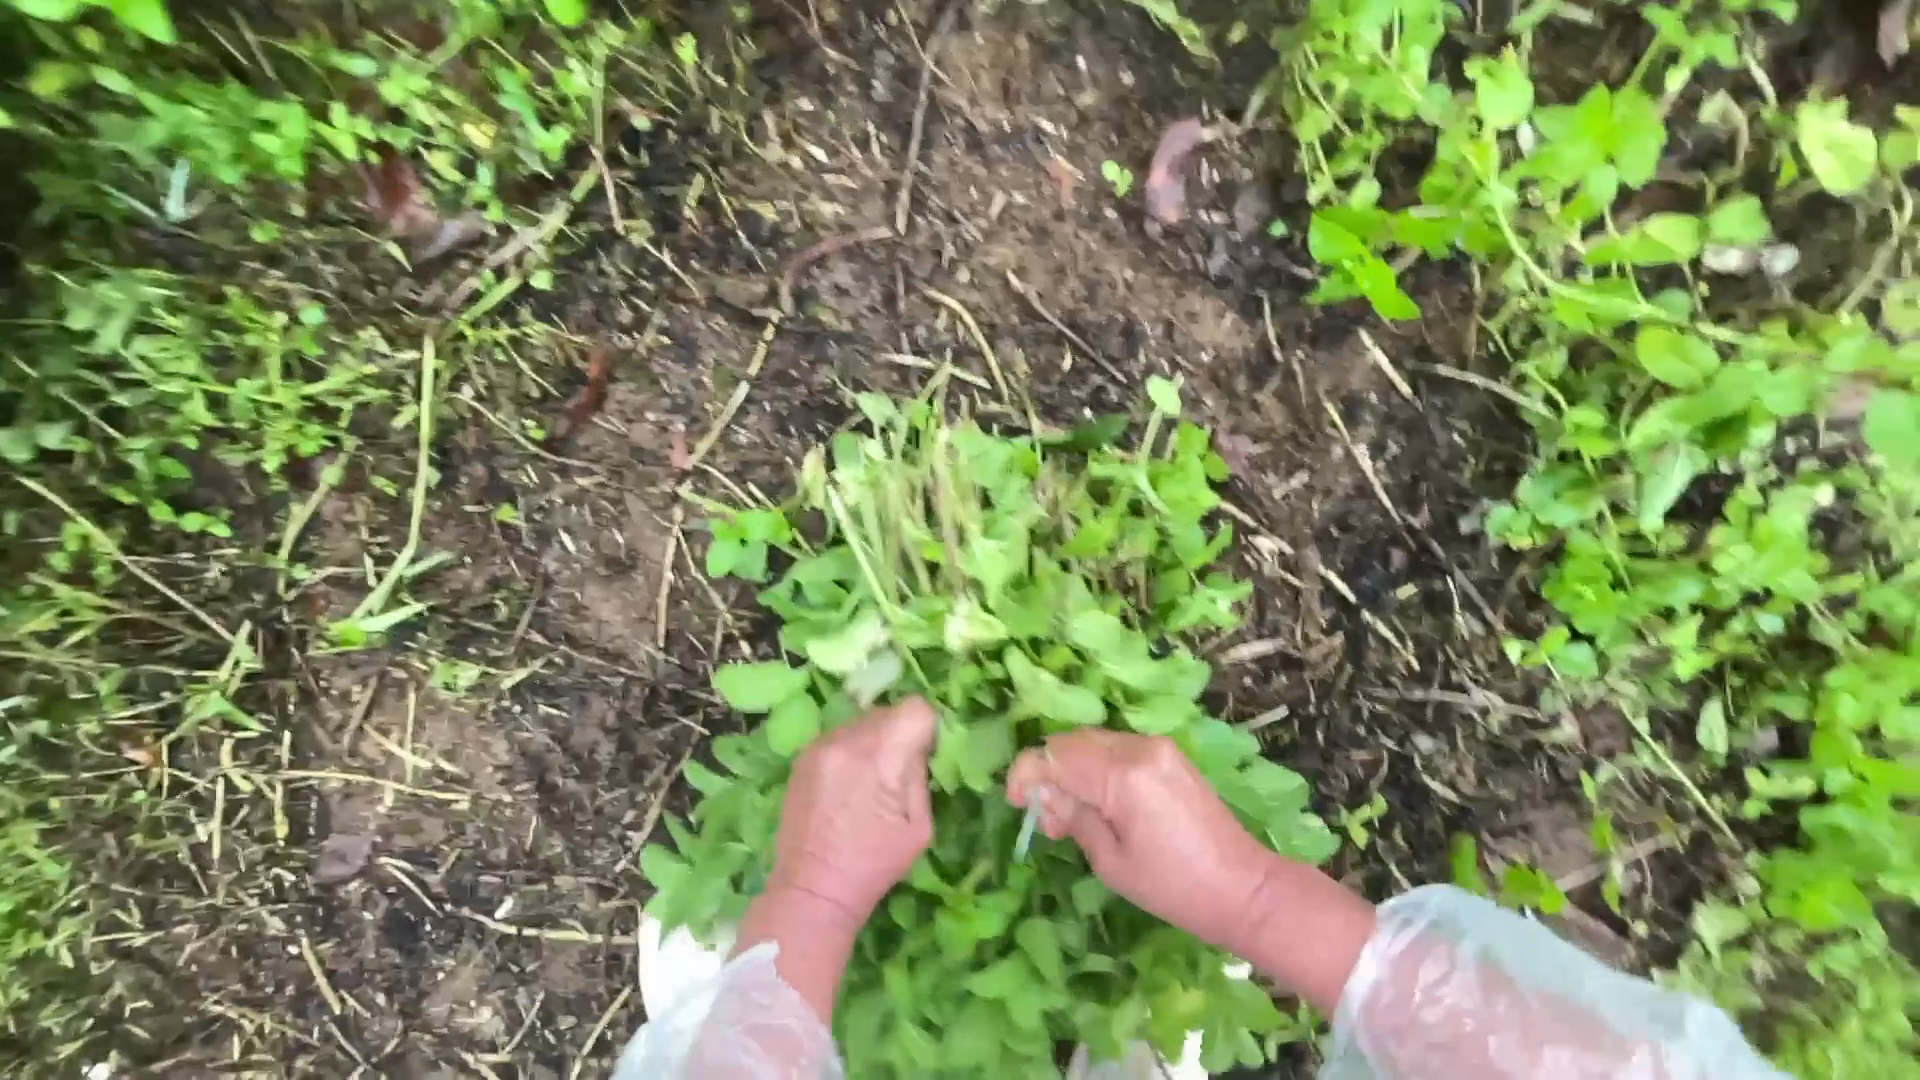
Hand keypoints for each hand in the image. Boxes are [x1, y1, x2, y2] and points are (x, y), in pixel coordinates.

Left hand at [766, 698, 936, 927]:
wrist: (812, 889)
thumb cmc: (874, 864)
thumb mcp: (920, 825)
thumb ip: (920, 774)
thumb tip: (918, 746)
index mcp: (879, 757)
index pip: (915, 708)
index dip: (925, 727)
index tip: (924, 753)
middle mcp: (846, 740)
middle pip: (887, 710)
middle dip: (899, 732)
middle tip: (898, 771)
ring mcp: (819, 745)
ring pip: (862, 721)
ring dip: (874, 739)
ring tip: (870, 779)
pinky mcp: (802, 756)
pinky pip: (839, 736)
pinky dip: (851, 749)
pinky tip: (848, 783)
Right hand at [1007, 730, 1279, 953]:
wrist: (1243, 887)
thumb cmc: (1174, 887)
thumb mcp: (1111, 861)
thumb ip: (1074, 817)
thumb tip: (1045, 797)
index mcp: (1123, 775)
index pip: (1055, 756)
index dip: (1025, 774)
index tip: (1013, 801)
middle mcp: (1138, 747)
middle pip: (1071, 741)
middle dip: (1048, 772)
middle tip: (1045, 816)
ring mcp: (1155, 746)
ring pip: (1091, 741)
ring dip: (1070, 768)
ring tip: (1069, 815)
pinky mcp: (1166, 753)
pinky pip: (1115, 748)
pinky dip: (1094, 767)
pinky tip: (1097, 801)